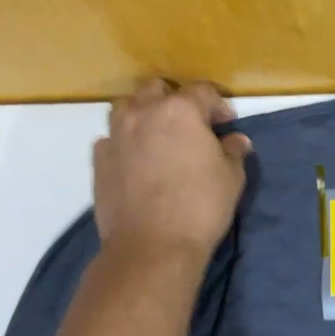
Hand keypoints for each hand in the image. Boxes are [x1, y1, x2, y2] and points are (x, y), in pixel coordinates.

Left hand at [93, 79, 251, 262]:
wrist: (152, 246)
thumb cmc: (201, 206)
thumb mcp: (232, 177)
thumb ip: (233, 151)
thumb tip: (235, 140)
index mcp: (180, 110)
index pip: (203, 91)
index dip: (218, 105)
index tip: (227, 124)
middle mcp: (143, 113)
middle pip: (158, 90)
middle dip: (176, 101)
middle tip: (191, 125)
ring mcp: (116, 135)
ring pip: (128, 107)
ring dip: (145, 114)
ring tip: (159, 136)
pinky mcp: (99, 160)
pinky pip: (112, 138)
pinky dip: (125, 142)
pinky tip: (137, 160)